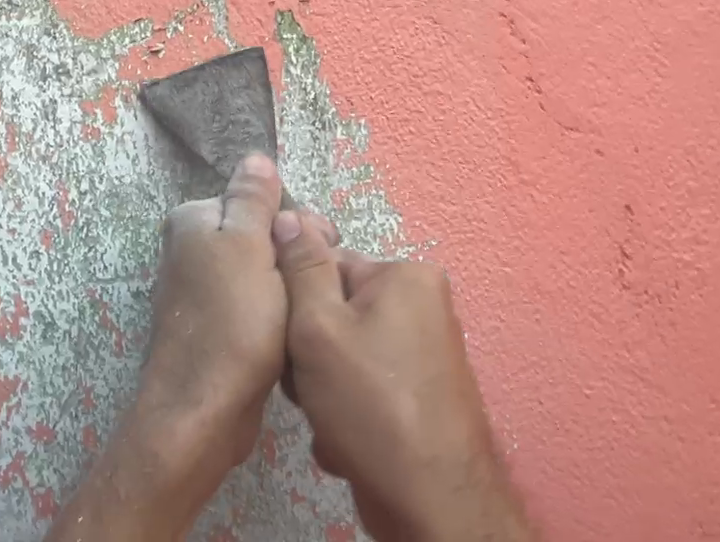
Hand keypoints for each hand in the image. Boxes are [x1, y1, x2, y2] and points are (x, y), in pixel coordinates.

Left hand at [47, 155, 287, 539]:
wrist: (203, 409)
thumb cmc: (232, 320)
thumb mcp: (249, 246)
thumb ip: (253, 200)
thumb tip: (255, 156)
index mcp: (193, 220)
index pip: (258, 202)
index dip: (295, 222)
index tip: (325, 247)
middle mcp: (190, 248)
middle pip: (261, 237)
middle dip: (295, 257)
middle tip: (319, 287)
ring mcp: (201, 290)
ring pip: (263, 275)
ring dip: (290, 290)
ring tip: (309, 313)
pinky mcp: (215, 326)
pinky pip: (256, 307)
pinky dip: (277, 317)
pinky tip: (292, 336)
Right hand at [273, 210, 533, 541]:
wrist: (433, 506)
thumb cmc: (371, 405)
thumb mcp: (317, 325)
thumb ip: (299, 267)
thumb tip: (287, 213)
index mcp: (405, 275)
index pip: (323, 264)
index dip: (296, 302)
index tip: (290, 338)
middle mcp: (421, 305)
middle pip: (332, 307)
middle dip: (309, 350)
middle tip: (308, 384)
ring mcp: (423, 351)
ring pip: (341, 350)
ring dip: (321, 384)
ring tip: (328, 415)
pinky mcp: (419, 392)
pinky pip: (363, 381)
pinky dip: (346, 406)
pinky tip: (345, 437)